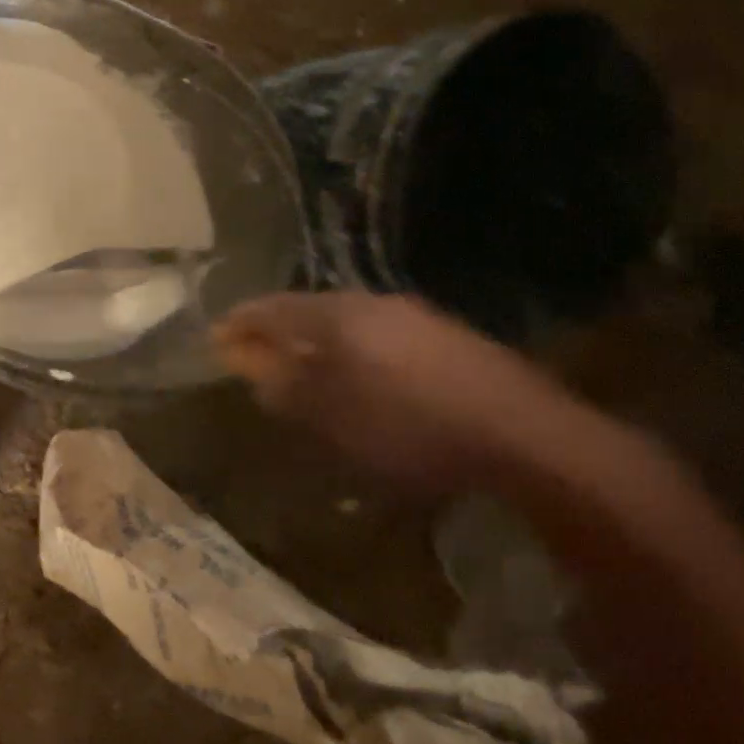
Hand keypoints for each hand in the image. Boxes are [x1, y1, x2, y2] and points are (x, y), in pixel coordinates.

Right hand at [211, 292, 574, 488]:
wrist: (527, 439)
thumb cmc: (407, 427)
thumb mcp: (328, 418)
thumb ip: (284, 390)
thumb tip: (257, 372)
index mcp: (334, 315)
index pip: (268, 308)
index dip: (239, 323)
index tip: (217, 337)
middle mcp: (373, 304)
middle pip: (309, 310)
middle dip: (279, 331)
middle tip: (259, 354)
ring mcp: (419, 319)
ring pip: (350, 324)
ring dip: (321, 343)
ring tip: (308, 370)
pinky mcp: (454, 342)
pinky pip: (384, 338)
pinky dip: (359, 354)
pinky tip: (366, 381)